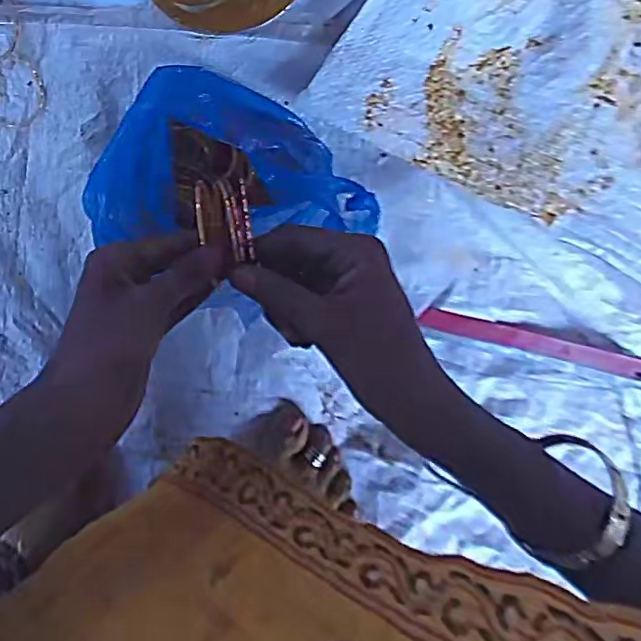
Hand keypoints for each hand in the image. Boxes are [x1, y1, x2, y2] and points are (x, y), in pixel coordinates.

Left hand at [44, 233, 223, 423]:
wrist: (85, 403)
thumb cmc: (110, 344)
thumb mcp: (149, 304)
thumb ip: (185, 275)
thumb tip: (218, 249)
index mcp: (114, 260)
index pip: (163, 241)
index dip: (198, 238)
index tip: (235, 232)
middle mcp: (122, 275)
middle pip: (168, 260)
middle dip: (200, 256)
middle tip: (243, 249)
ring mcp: (132, 303)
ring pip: (172, 283)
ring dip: (199, 277)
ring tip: (237, 265)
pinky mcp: (143, 328)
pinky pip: (172, 304)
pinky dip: (191, 297)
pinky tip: (217, 288)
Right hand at [232, 227, 461, 431]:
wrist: (415, 404)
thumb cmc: (375, 358)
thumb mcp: (321, 323)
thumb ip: (276, 293)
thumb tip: (234, 271)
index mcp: (353, 249)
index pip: (293, 236)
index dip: (259, 250)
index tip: (225, 269)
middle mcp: (351, 255)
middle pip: (292, 258)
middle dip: (276, 286)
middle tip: (272, 317)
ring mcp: (348, 279)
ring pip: (295, 280)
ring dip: (285, 306)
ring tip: (296, 335)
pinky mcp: (345, 301)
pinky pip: (306, 297)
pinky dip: (297, 315)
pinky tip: (303, 338)